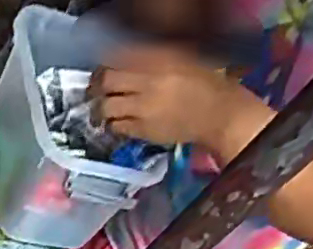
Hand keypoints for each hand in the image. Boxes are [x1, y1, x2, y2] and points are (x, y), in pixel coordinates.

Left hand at [95, 45, 271, 151]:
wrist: (217, 113)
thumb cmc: (202, 85)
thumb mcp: (181, 60)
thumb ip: (153, 59)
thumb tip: (124, 61)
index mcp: (162, 58)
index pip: (120, 56)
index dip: (105, 65)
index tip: (102, 72)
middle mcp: (150, 79)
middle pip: (108, 80)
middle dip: (96, 87)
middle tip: (95, 92)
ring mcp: (144, 106)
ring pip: (106, 106)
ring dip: (100, 110)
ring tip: (104, 112)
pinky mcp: (141, 128)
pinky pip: (115, 126)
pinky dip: (112, 124)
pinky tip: (118, 123)